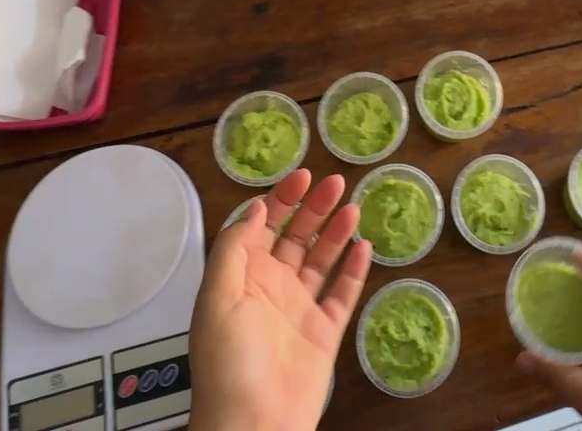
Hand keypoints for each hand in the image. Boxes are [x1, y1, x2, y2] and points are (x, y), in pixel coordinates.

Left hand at [189, 170, 372, 430]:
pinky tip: (365, 247)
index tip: (303, 175)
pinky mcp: (324, 333)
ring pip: (321, 260)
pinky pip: (342, 294)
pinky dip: (354, 270)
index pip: (263, 225)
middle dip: (314, 207)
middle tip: (337, 183)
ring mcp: (299, 309)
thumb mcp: (217, 300)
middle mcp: (272, 287)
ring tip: (354, 208)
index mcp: (243, 278)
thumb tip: (256, 206)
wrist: (253, 428)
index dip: (282, 198)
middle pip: (296, 236)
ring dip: (336, 232)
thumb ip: (234, 249)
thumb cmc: (229, 365)